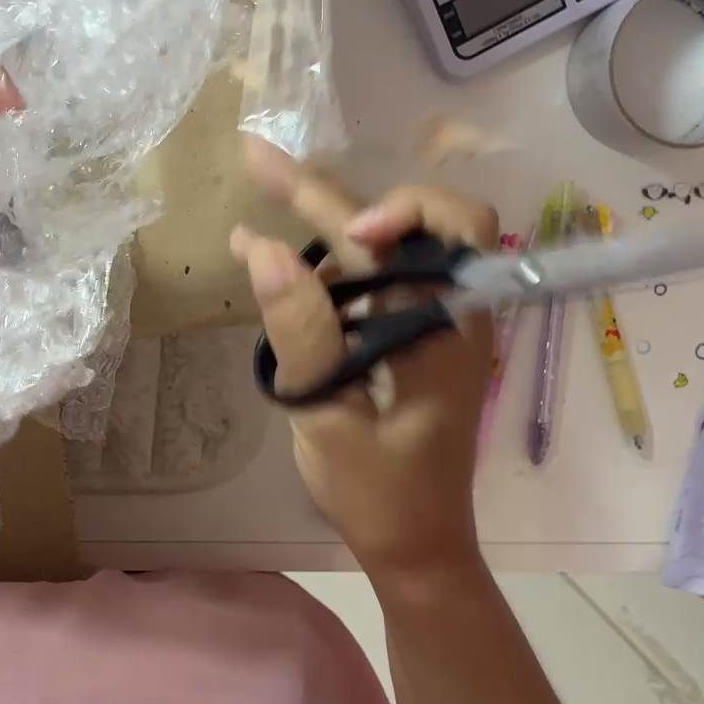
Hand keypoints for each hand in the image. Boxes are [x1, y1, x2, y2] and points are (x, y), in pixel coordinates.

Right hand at [232, 136, 497, 574]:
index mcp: (449, 328)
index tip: (344, 232)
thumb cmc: (379, 494)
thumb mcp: (330, 418)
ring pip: (375, 249)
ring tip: (261, 189)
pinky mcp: (395, 343)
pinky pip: (361, 284)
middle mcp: (443, 314)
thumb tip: (262, 251)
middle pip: (397, 227)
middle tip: (254, 157)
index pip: (448, 230)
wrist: (412, 546)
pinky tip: (277, 261)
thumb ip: (303, 335)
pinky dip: (320, 262)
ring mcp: (418, 327)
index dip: (394, 212)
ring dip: (320, 216)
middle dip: (323, 191)